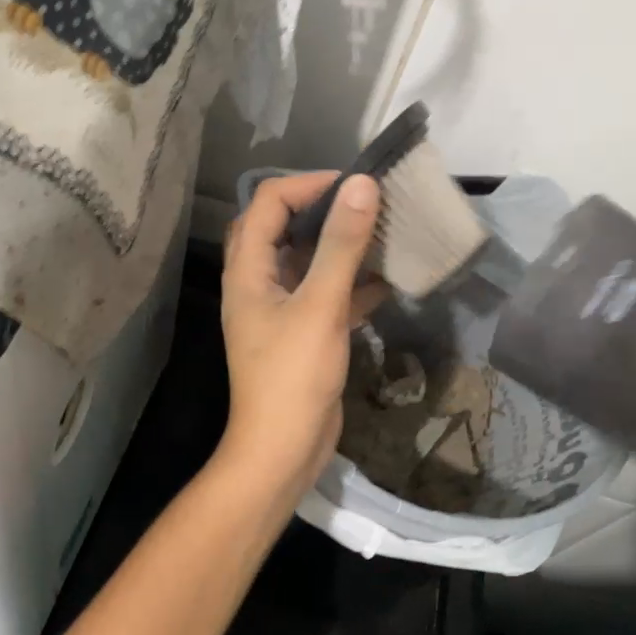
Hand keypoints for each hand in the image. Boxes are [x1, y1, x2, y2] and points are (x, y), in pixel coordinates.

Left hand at [218, 172, 385, 497]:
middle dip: (322, 211)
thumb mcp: (319, 306)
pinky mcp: (301, 336)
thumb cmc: (293, 377)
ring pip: (306, 264)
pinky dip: (351, 285)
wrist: (282, 449)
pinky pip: (324, 297)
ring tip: (383, 232)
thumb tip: (361, 185)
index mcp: (247, 272)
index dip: (308, 185)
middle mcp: (257, 286)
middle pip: (283, 229)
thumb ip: (340, 246)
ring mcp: (278, 312)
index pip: (268, 204)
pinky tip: (387, 281)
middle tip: (366, 204)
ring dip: (339, 247)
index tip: (355, 185)